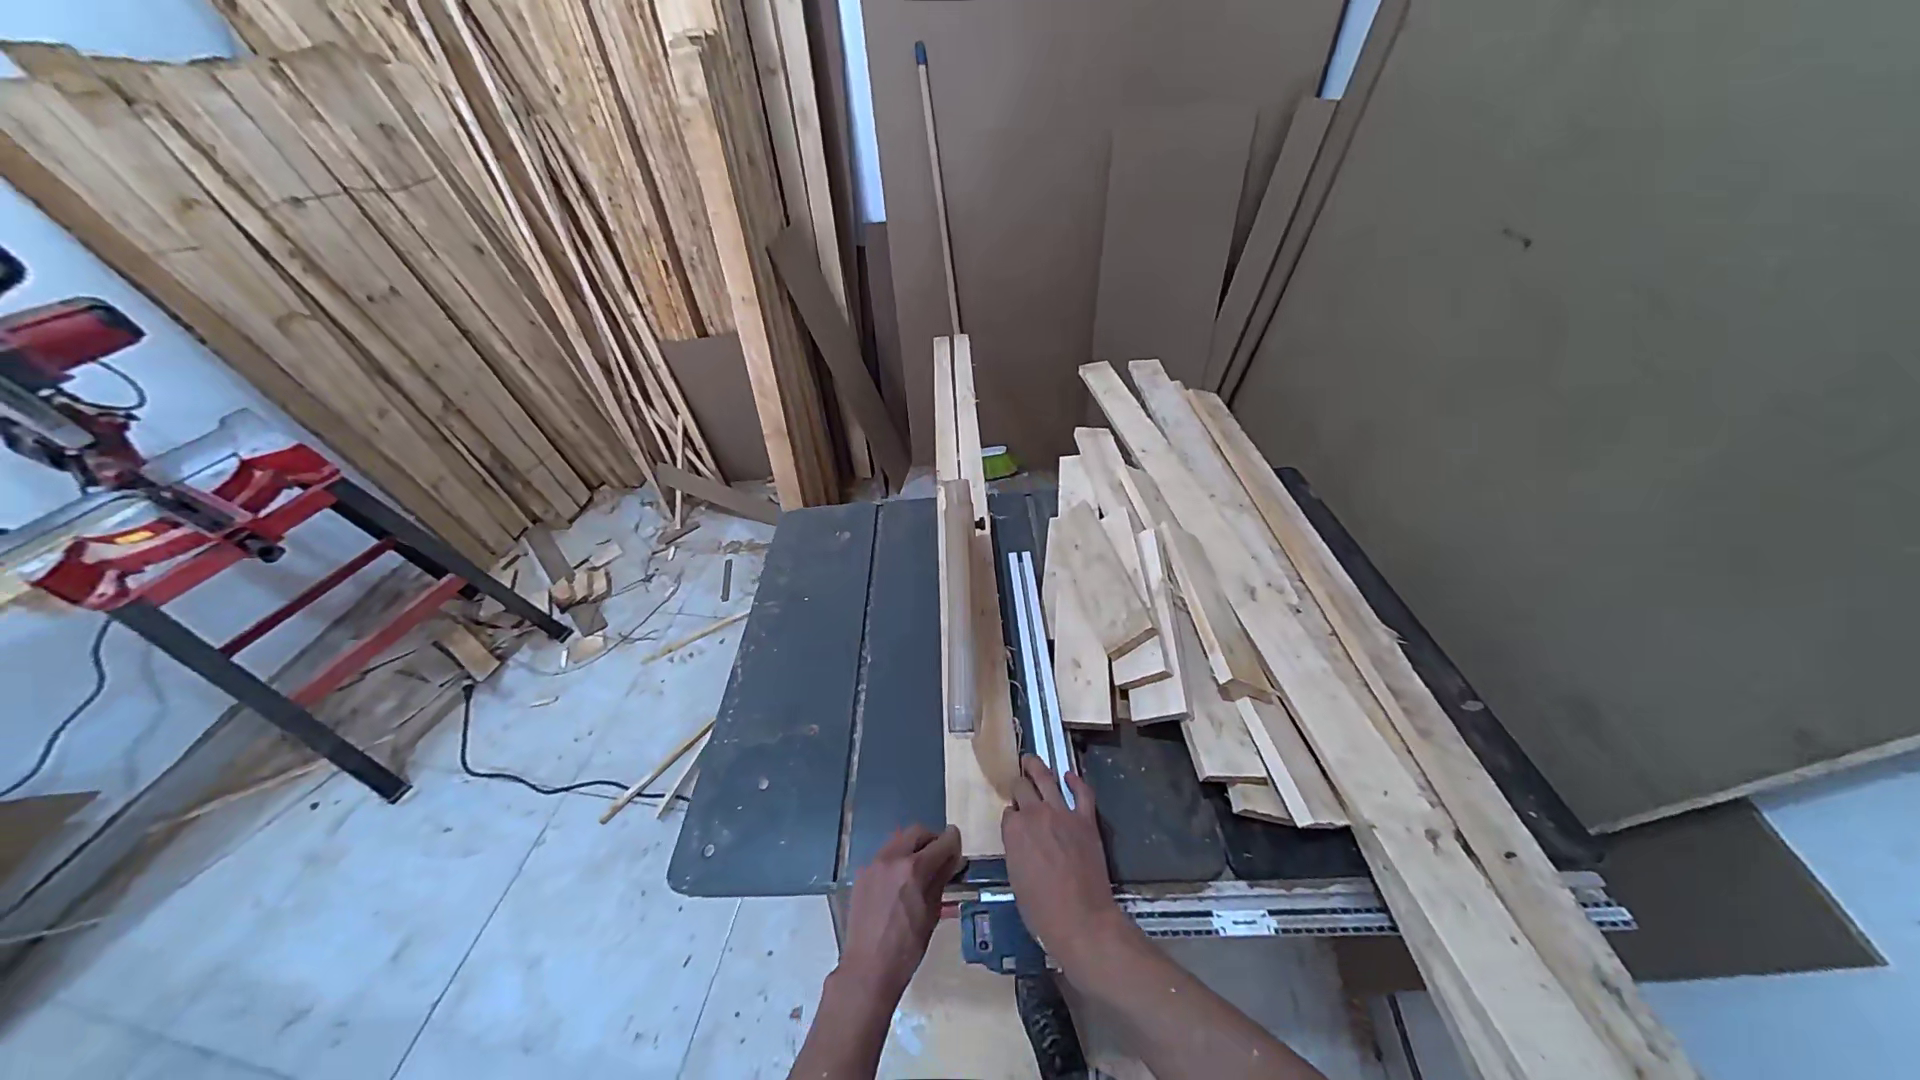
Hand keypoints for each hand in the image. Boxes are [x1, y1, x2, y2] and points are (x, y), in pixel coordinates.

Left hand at [834, 823, 962, 1005]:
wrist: (868, 968)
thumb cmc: (907, 947)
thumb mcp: (932, 913)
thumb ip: (940, 879)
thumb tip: (951, 859)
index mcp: (913, 868)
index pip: (941, 842)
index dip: (953, 841)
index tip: (958, 845)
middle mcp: (892, 858)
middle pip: (916, 832)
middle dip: (931, 840)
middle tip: (940, 856)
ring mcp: (873, 865)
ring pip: (898, 841)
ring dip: (912, 847)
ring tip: (920, 868)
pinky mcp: (862, 875)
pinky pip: (884, 856)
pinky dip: (896, 859)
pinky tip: (900, 882)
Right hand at [1002, 755, 1123, 969]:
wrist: (1081, 919)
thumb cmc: (1041, 910)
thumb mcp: (1015, 878)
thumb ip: (1016, 850)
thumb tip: (1020, 840)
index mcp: (1013, 831)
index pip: (1008, 812)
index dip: (1011, 814)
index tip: (1013, 818)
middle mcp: (1035, 815)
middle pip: (1022, 788)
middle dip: (1018, 783)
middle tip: (1018, 777)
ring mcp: (1062, 814)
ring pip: (1047, 779)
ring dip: (1037, 767)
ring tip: (1031, 759)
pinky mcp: (1086, 820)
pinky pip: (1082, 793)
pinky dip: (1076, 781)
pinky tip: (1069, 775)